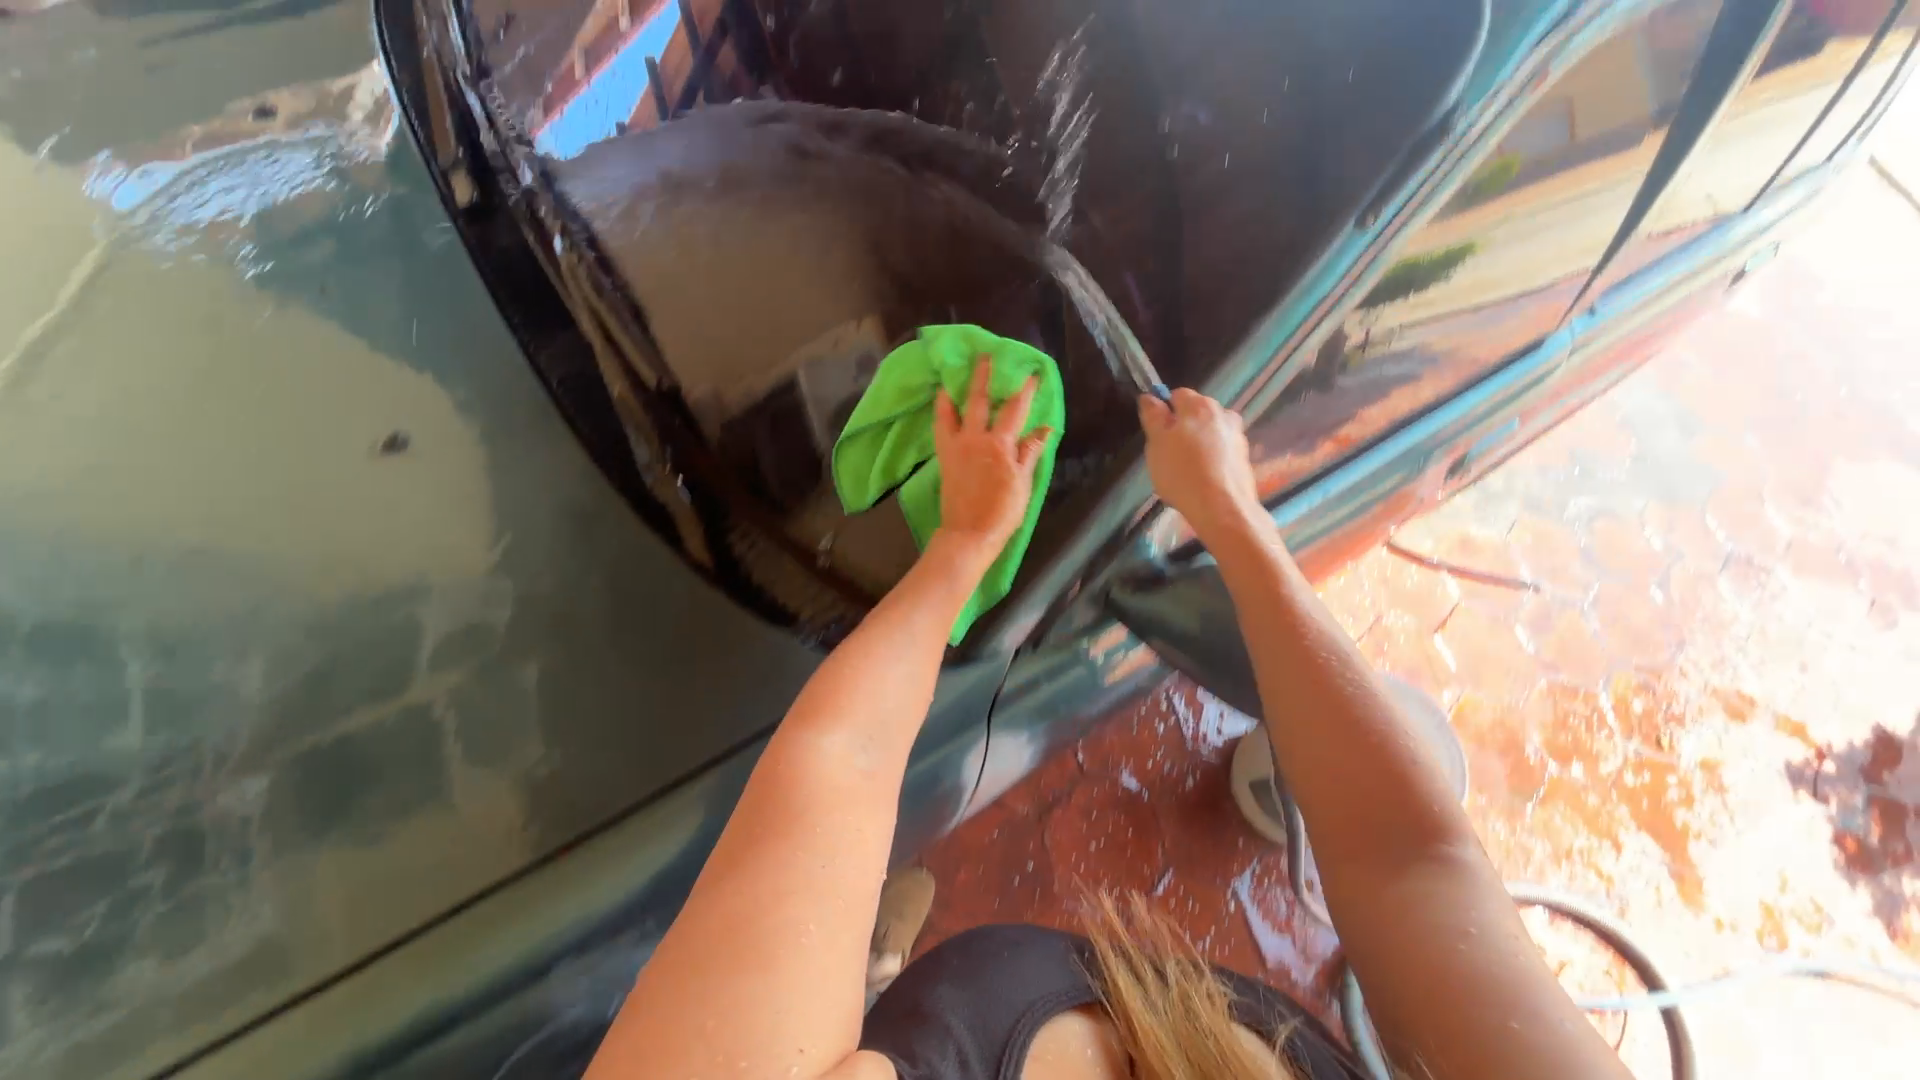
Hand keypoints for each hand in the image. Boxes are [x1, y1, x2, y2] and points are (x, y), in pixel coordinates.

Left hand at [933, 358, 1049, 562]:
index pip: (1015, 409)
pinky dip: (942, 412)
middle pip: (980, 401)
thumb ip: (1030, 452)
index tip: (1031, 372)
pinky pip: (941, 428)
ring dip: (956, 390)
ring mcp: (957, 447)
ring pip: (955, 411)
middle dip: (984, 377)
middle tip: (985, 356)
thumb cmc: (1002, 512)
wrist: (969, 534)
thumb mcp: (1023, 482)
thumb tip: (1044, 427)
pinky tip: (942, 403)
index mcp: (999, 444)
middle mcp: (975, 439)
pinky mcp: (945, 457)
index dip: (1024, 389)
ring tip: (952, 374)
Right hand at [1138, 388, 1265, 544]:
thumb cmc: (1182, 472)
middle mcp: (1223, 413)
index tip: (1157, 435)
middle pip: (1196, 413)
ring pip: (1210, 432)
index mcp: (1199, 405)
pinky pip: (1222, 451)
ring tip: (1188, 470)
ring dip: (1199, 443)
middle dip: (1183, 427)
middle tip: (1169, 454)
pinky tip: (1204, 479)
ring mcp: (1237, 435)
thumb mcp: (1156, 443)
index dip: (1164, 413)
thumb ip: (1153, 416)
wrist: (1222, 508)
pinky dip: (1212, 459)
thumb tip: (1150, 397)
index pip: (1177, 395)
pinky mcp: (1244, 457)